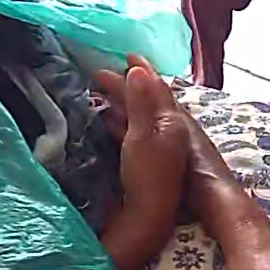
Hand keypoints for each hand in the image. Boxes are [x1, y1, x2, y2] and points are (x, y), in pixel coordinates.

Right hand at [100, 62, 189, 269]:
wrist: (152, 216)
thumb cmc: (148, 175)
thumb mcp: (142, 135)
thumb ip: (140, 103)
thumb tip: (138, 69)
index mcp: (171, 121)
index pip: (155, 86)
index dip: (140, 69)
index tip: (124, 53)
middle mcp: (169, 131)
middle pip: (146, 100)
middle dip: (126, 84)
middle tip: (99, 73)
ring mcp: (161, 147)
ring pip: (140, 116)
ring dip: (121, 102)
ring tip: (98, 92)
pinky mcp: (150, 161)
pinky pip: (134, 130)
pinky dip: (120, 120)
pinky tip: (106, 121)